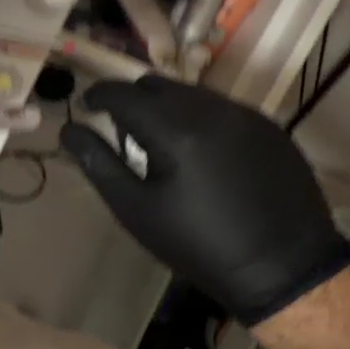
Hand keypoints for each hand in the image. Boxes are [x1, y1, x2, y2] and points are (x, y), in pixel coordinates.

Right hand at [62, 74, 349, 325]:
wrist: (280, 264)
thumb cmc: (194, 243)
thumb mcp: (134, 208)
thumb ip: (98, 163)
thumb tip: (68, 130)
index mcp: (174, 130)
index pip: (124, 94)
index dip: (98, 95)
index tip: (85, 105)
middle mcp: (212, 110)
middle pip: (158, 84)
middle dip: (132, 99)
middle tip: (120, 128)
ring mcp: (246, 115)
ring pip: (192, 92)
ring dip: (166, 107)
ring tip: (159, 142)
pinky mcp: (269, 126)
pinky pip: (221, 107)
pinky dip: (197, 118)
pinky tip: (197, 154)